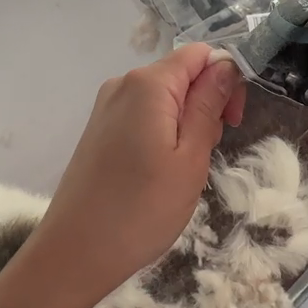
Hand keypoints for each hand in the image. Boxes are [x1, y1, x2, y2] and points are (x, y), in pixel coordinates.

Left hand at [26, 44, 246, 299]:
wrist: (74, 253)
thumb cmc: (141, 210)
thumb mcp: (190, 158)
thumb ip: (209, 105)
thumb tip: (226, 65)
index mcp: (148, 83)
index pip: (200, 54)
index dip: (225, 78)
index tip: (232, 122)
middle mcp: (124, 83)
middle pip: (182, 74)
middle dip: (206, 104)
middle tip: (207, 153)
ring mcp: (107, 106)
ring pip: (164, 97)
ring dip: (185, 123)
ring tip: (182, 170)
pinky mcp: (99, 128)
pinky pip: (143, 114)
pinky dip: (162, 133)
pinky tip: (160, 171)